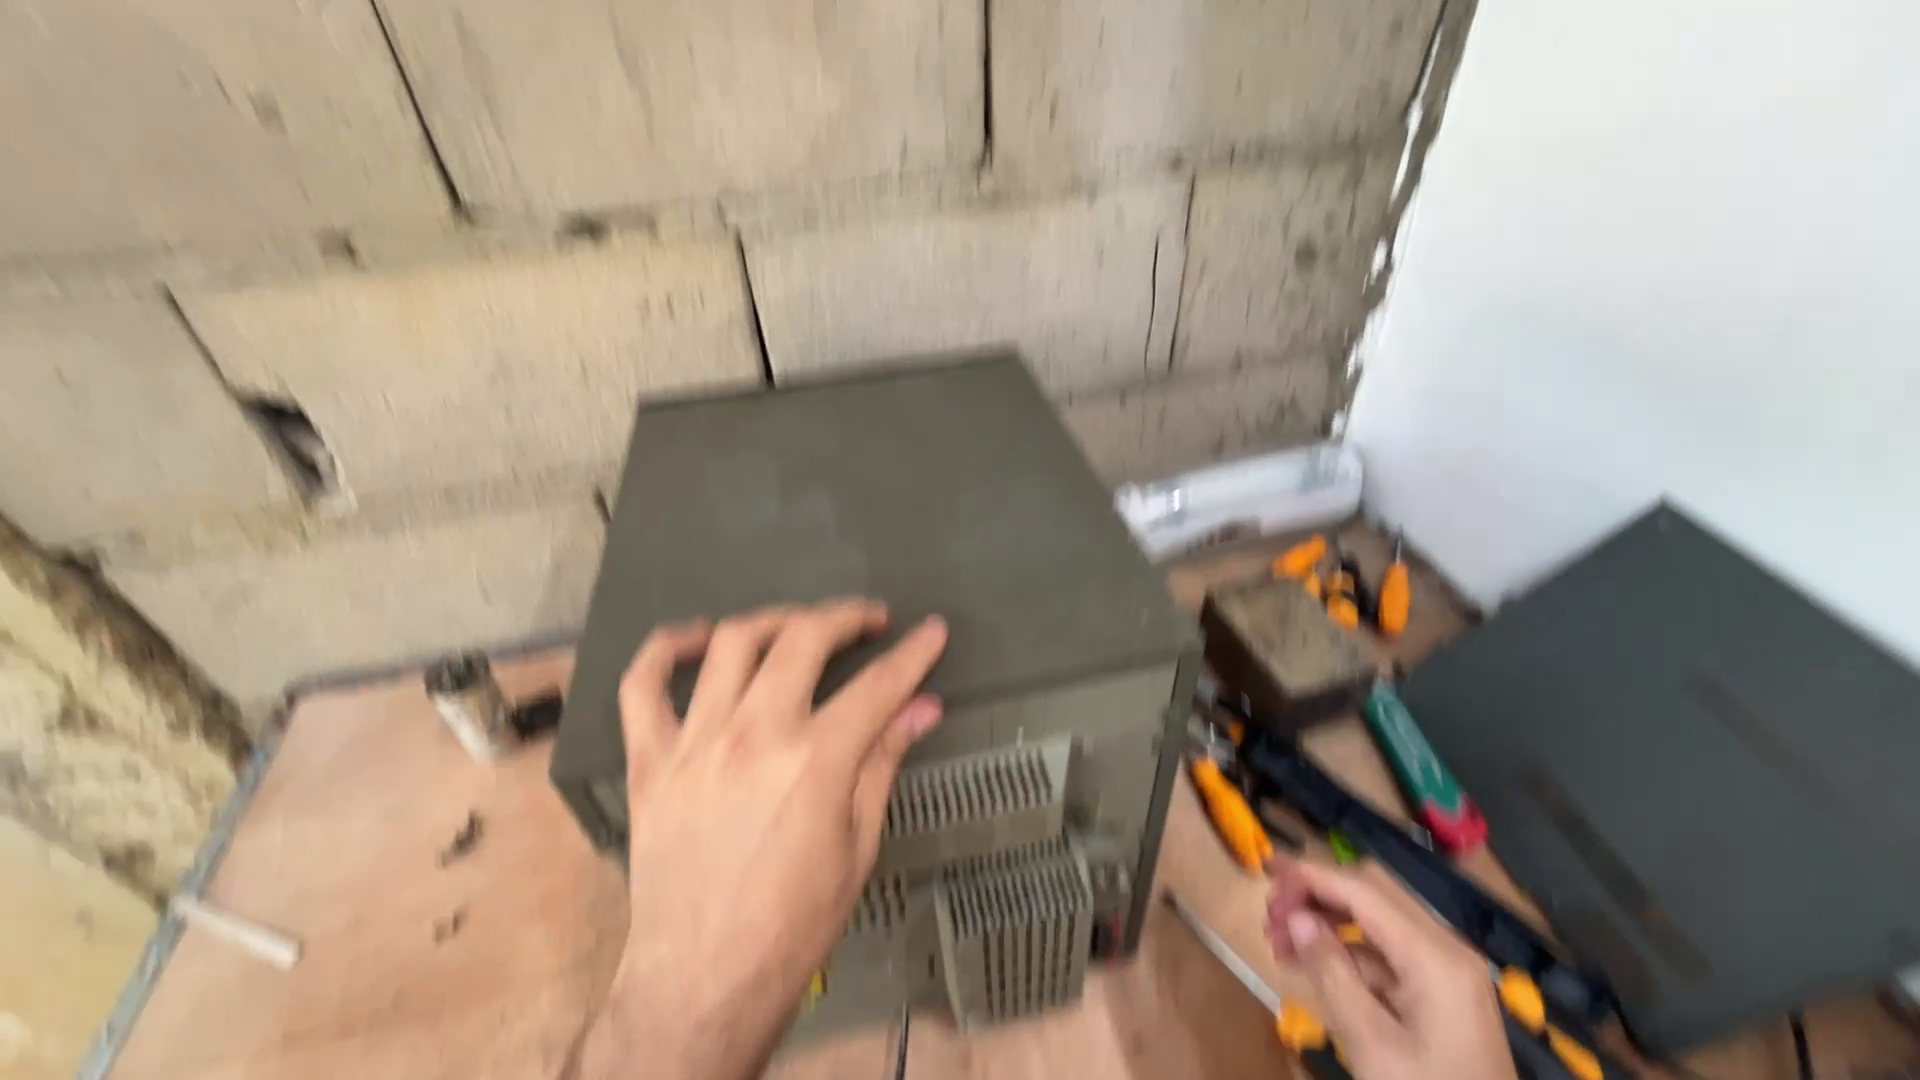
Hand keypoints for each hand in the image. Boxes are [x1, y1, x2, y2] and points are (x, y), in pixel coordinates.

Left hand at [576, 599, 948, 1079]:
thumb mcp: (858, 845)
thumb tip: (923, 707)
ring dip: (773, 620)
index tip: (931, 631)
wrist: (704, 978)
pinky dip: (663, 649)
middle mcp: (754, 734)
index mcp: (816, 761)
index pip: (879, 685)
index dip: (913, 653)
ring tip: (797, 626)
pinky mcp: (650, 760)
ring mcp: (694, 742)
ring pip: (731, 644)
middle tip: (868, 619)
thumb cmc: (795, 922)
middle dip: (845, 616)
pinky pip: (642, 686)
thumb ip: (884, 762)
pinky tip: (695, 639)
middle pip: (803, 639)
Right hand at [1266, 855, 1516, 1079]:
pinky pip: (1386, 955)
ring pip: (1375, 924)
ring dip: (1326, 924)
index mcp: (1435, 955)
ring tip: (1280, 940)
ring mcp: (1446, 972)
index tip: (1266, 871)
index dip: (1311, 876)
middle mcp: (1445, 950)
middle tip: (1270, 912)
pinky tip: (1312, 966)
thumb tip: (1296, 916)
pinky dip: (1347, 953)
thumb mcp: (1371, 1043)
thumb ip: (1331, 972)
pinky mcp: (1441, 994)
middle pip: (1371, 897)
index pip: (1362, 890)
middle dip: (1316, 895)